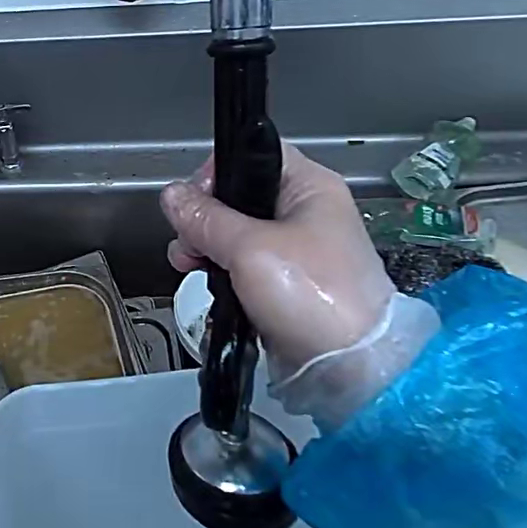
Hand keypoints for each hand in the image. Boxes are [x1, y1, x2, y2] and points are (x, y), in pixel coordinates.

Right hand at [162, 145, 396, 370]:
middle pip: (237, 197)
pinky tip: (205, 283)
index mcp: (310, 188)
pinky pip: (242, 265)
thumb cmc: (312, 296)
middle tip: (187, 243)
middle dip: (203, 218)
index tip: (193, 203)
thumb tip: (172, 196)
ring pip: (234, 233)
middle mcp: (304, 213)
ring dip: (206, 247)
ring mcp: (295, 251)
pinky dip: (220, 271)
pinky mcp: (285, 284)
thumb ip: (206, 219)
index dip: (217, 173)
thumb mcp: (250, 249)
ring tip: (190, 266)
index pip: (253, 156)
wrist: (354, 371)